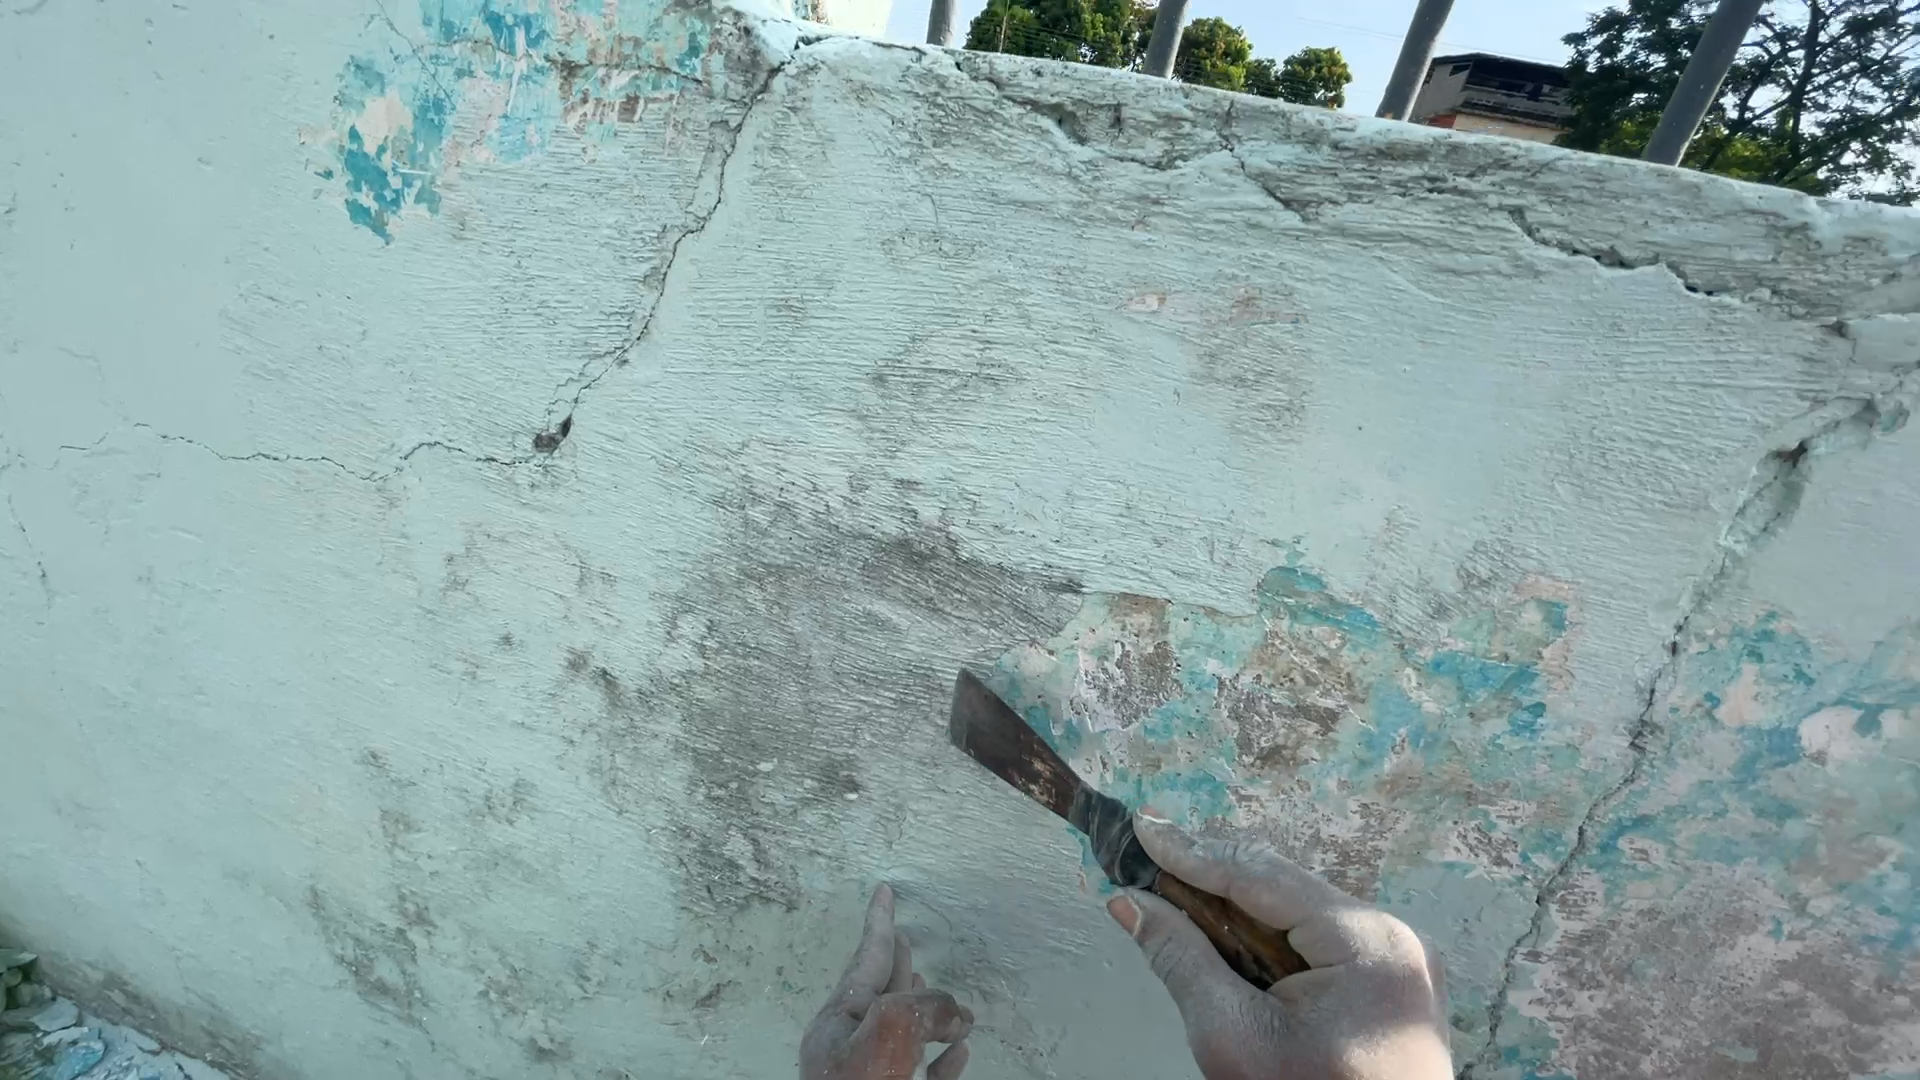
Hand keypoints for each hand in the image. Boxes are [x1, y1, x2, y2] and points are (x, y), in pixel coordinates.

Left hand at [801, 884, 973, 1079]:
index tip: (884, 889)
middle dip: (898, 965)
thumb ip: (923, 1007)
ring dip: (931, 1014)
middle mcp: (851, 1043)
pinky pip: (922, 1069)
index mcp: (839, 1019)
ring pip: (906, 1031)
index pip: (866, 956)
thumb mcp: (890, 1032)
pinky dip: (942, 1056)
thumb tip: (954, 1013)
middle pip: (882, 991)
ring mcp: (872, 1073)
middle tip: (906, 938)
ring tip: (952, 1006)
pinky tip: (959, 1051)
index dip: (879, 920)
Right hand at [1106, 814, 1450, 1079]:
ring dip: (1228, 897)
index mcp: (1365, 939)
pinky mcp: (1384, 974)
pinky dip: (1259, 925)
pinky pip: (1308, 929)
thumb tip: (1128, 901)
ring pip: (1289, 901)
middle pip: (1276, 881)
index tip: (1141, 825)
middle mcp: (1390, 931)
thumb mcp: (1233, 1037)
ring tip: (1172, 886)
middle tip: (1146, 856)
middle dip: (1207, 871)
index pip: (1257, 875)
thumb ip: (1180, 957)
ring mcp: (1393, 953)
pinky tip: (1219, 922)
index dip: (1190, 850)